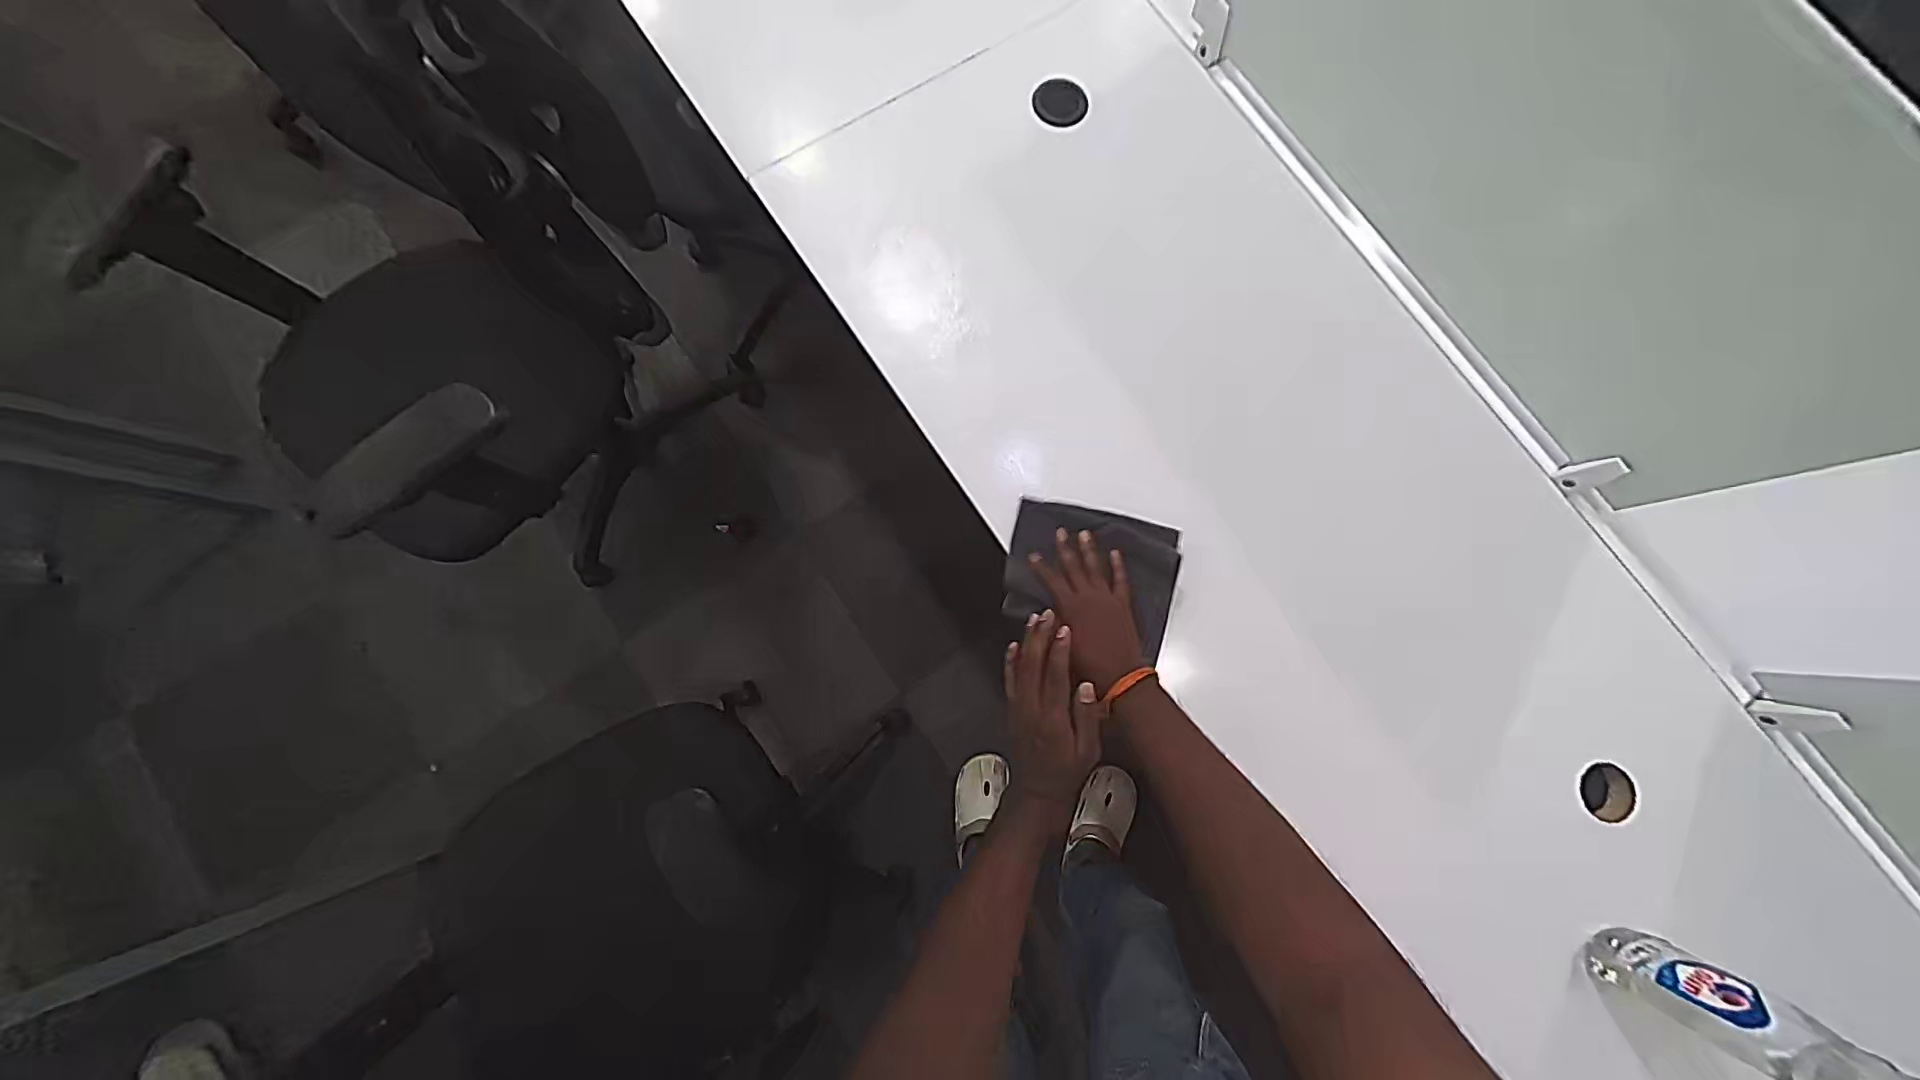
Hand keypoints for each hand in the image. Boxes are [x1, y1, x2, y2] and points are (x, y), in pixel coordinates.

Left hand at [1004, 609, 1102, 813]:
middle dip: (1041, 637)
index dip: (1060, 650)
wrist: (1038, 791)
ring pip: (1020, 668)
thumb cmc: (1067, 772)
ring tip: (1033, 621)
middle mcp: (1032, 709)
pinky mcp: (1012, 710)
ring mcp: (1019, 708)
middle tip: (1048, 615)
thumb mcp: (1088, 750)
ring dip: (1026, 642)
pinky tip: (1013, 646)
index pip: (1055, 676)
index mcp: (1053, 718)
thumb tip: (1086, 686)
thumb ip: (1087, 717)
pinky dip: (1010, 661)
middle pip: (1034, 665)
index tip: (1065, 629)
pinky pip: (1009, 681)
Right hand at [1027, 528, 1145, 690]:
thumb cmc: (1087, 666)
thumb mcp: (1060, 645)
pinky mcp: (1123, 605)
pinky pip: (1121, 580)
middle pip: (1073, 566)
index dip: (1041, 567)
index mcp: (1070, 606)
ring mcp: (1107, 599)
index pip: (1051, 580)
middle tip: (1061, 533)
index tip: (1034, 556)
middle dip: (1065, 548)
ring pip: (1096, 567)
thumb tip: (1042, 614)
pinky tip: (1116, 554)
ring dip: (1089, 550)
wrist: (1118, 677)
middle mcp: (1088, 597)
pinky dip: (1118, 566)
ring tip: (1085, 534)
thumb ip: (1052, 625)